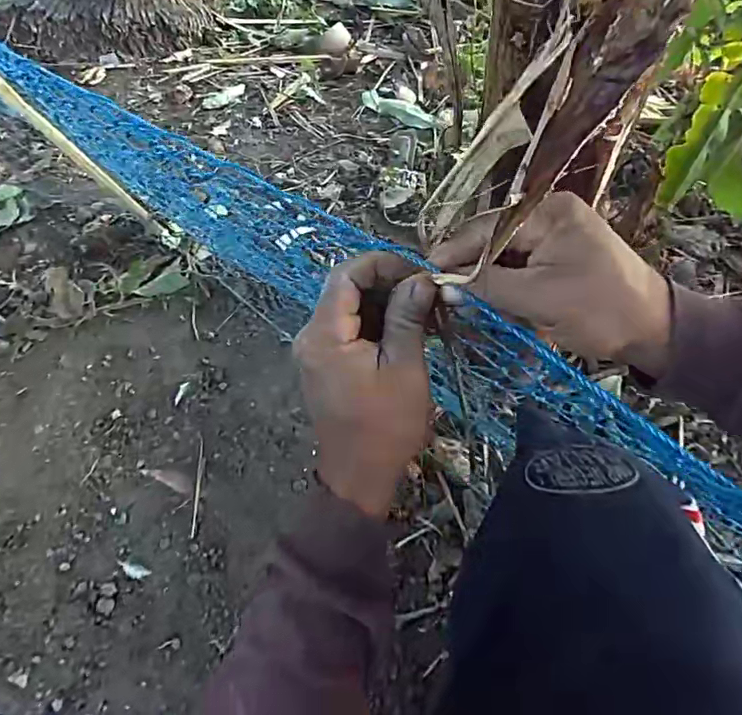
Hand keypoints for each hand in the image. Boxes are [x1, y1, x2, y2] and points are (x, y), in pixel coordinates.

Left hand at [293, 252, 438, 518]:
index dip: (383, 263)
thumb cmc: (385, 425)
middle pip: (348, 287)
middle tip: (429, 291)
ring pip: (353, 305)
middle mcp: (312, 335)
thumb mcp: (404, 366)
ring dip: (389, 301)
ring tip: (428, 310)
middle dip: (390, 282)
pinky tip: (413, 328)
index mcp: (324, 334)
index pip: (346, 274)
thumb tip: (422, 278)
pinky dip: (382, 321)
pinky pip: (354, 326)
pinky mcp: (329, 361)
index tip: (419, 272)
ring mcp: (318, 348)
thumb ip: (408, 316)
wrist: (360, 478)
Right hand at [429, 192, 672, 376]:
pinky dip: (511, 285)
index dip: (453, 251)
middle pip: (495, 239)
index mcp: (548, 212)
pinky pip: (525, 265)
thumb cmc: (601, 310)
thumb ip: (488, 286)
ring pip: (507, 254)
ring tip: (466, 302)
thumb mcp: (538, 298)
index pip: (487, 227)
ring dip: (491, 280)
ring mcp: (559, 233)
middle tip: (442, 292)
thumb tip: (444, 282)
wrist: (656, 330)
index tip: (425, 272)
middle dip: (471, 268)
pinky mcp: (563, 254)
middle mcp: (550, 214)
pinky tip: (497, 304)